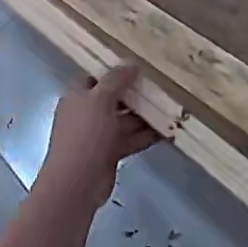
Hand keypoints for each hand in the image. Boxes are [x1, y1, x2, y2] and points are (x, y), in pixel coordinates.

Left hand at [39, 65, 161, 207]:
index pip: (96, 79)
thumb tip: (132, 65)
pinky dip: (147, 136)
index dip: (114, 74)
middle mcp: (87, 114)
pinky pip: (131, 139)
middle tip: (160, 89)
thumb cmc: (86, 133)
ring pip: (125, 121)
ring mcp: (98, 135)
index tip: (138, 70)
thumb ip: (116, 80)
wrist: (77, 182)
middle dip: (135, 95)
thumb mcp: (100, 99)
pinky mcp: (110, 154)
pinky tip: (168, 132)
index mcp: (77, 96)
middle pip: (113, 100)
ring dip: (145, 116)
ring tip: (170, 109)